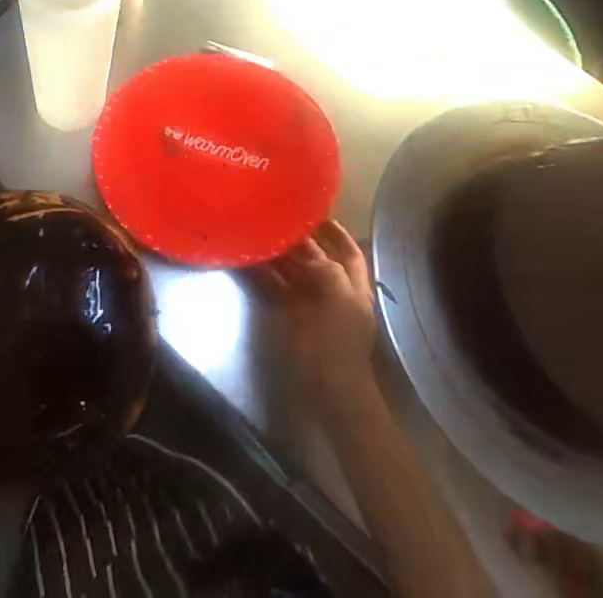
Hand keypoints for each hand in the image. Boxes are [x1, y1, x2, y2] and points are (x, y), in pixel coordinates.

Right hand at [247, 221, 379, 416]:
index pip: (348, 251)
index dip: (335, 232)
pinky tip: (249, 260)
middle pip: (315, 258)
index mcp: (353, 287)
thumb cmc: (340, 342)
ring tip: (258, 233)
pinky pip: (273, 288)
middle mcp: (331, 291)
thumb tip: (306, 250)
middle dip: (298, 240)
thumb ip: (326, 269)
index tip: (315, 213)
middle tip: (276, 219)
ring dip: (276, 254)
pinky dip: (262, 274)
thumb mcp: (339, 298)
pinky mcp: (286, 316)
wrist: (329, 390)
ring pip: (291, 271)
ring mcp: (308, 304)